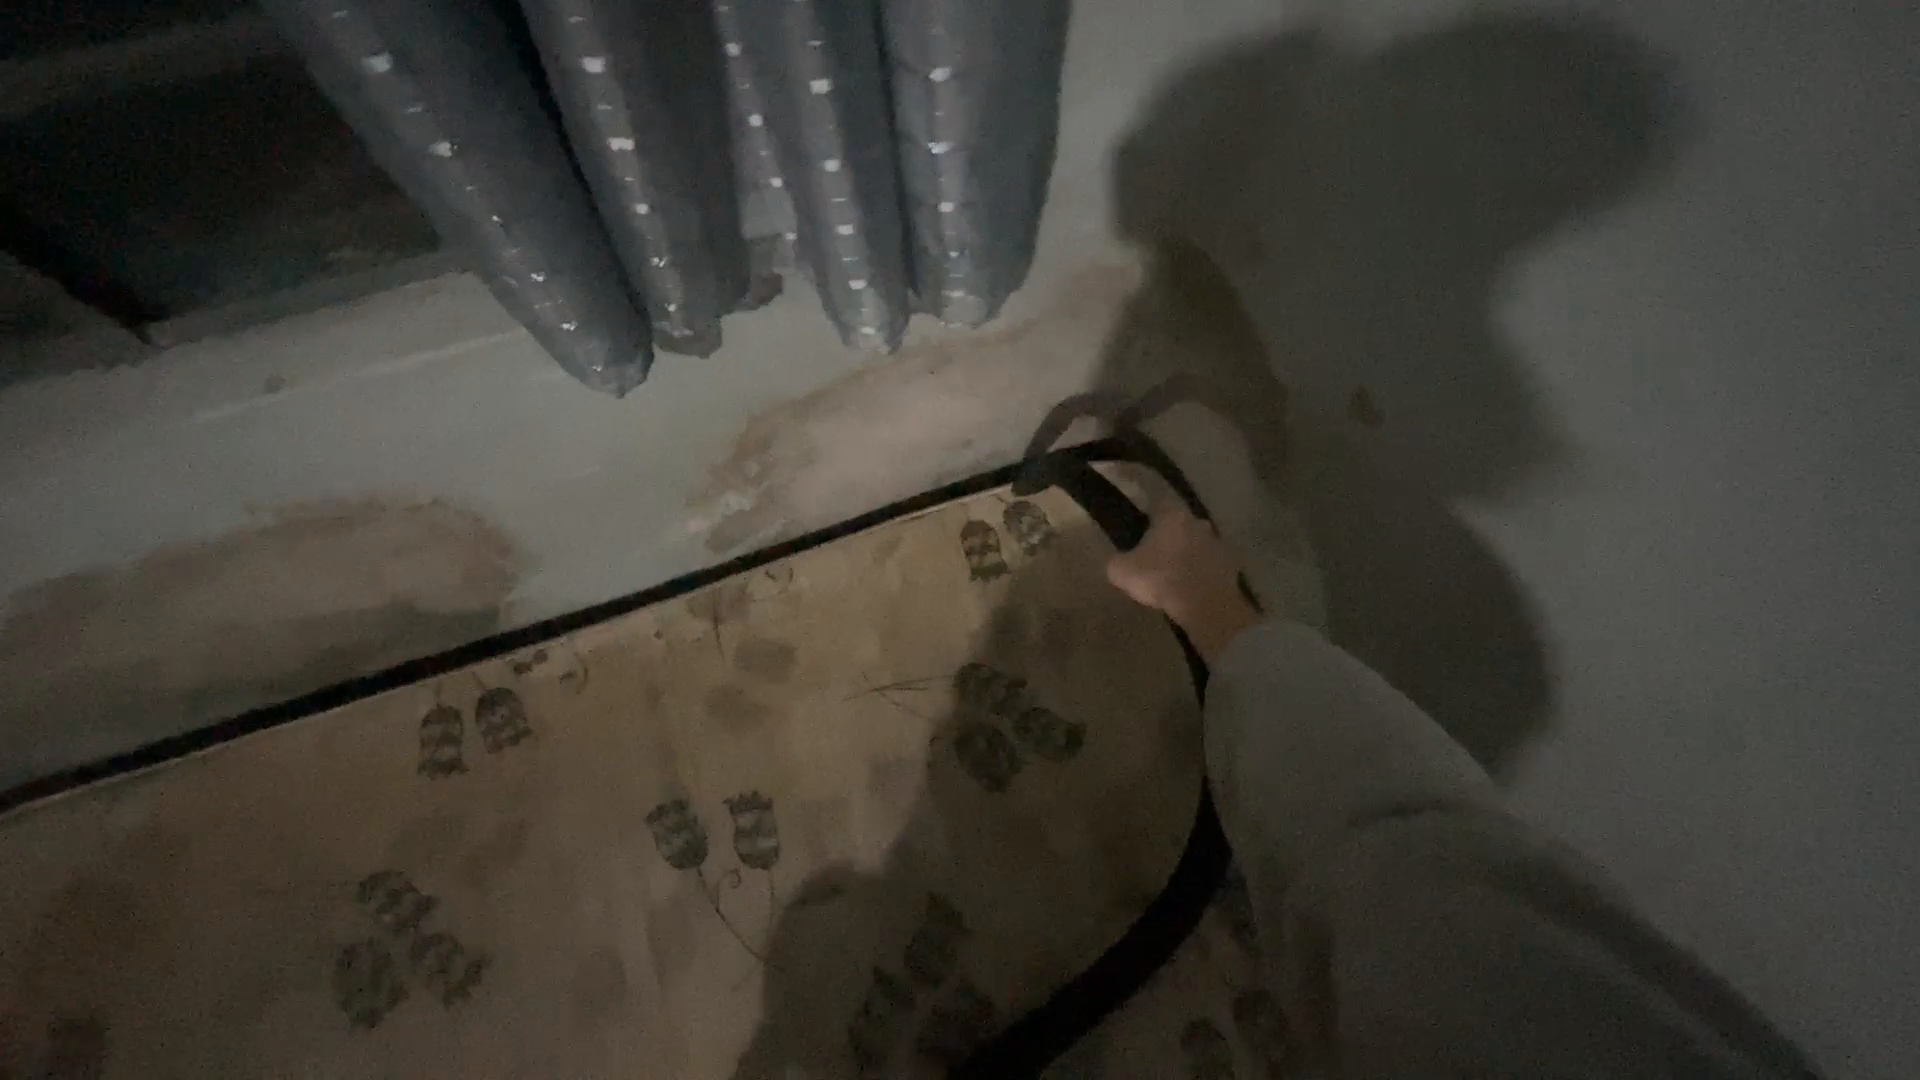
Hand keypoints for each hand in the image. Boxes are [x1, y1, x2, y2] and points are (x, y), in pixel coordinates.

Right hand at [1106, 505, 1261, 661]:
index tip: (1138, 512)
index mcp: (1172, 515)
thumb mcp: (1122, 571)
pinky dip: (1199, 571)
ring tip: (1172, 571)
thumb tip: (1117, 562)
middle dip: (1168, 533)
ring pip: (1196, 542)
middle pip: (1179, 522)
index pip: (1157, 498)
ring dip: (1185, 552)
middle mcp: (1197, 522)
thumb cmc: (1160, 578)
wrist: (1205, 605)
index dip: (1146, 503)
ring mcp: (1217, 543)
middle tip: (1154, 548)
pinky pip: (1209, 564)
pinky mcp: (1230, 565)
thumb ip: (1117, 561)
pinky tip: (1189, 586)